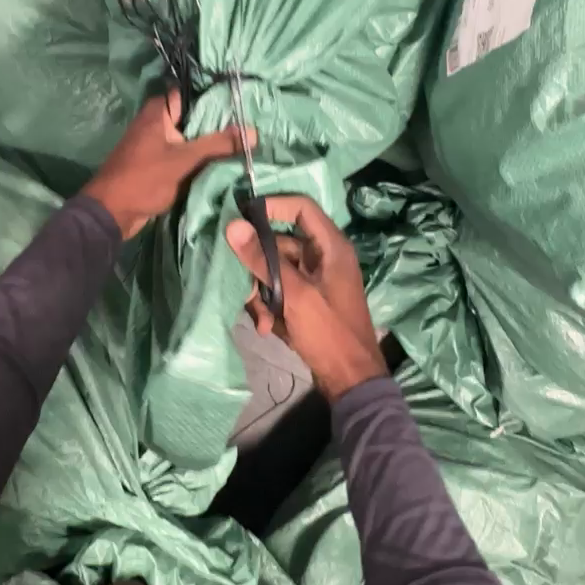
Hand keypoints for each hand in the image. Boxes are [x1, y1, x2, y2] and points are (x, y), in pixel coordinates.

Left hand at [83, 91, 251, 238]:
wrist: (112, 213)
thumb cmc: (144, 178)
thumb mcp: (184, 160)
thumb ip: (217, 145)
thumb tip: (253, 132)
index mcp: (159, 112)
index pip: (192, 94)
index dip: (215, 98)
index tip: (241, 104)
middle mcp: (157, 123)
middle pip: (194, 118)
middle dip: (218, 124)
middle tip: (248, 127)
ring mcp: (156, 144)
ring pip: (189, 139)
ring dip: (209, 145)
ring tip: (243, 144)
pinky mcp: (157, 164)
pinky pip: (183, 156)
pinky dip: (198, 160)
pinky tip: (222, 164)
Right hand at [226, 195, 386, 402]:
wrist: (350, 379)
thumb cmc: (328, 331)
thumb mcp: (293, 294)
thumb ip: (263, 259)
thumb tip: (234, 225)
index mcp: (331, 247)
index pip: (300, 207)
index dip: (272, 206)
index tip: (242, 216)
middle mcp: (324, 257)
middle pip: (280, 242)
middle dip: (258, 266)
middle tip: (245, 285)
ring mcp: (315, 279)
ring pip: (275, 270)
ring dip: (262, 292)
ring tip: (261, 317)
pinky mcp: (307, 300)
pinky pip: (280, 290)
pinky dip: (270, 306)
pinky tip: (266, 326)